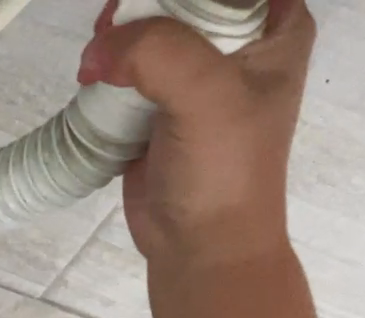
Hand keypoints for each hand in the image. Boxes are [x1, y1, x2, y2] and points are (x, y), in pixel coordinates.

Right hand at [78, 0, 315, 266]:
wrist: (197, 245)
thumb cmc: (222, 171)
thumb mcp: (206, 95)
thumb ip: (160, 54)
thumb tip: (101, 48)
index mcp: (274, 26)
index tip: (145, 2)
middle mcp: (236, 46)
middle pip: (183, 0)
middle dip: (144, 4)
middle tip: (111, 21)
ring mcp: (193, 80)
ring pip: (152, 32)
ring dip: (119, 35)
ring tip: (94, 55)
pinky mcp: (155, 112)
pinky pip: (129, 73)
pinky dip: (107, 69)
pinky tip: (90, 78)